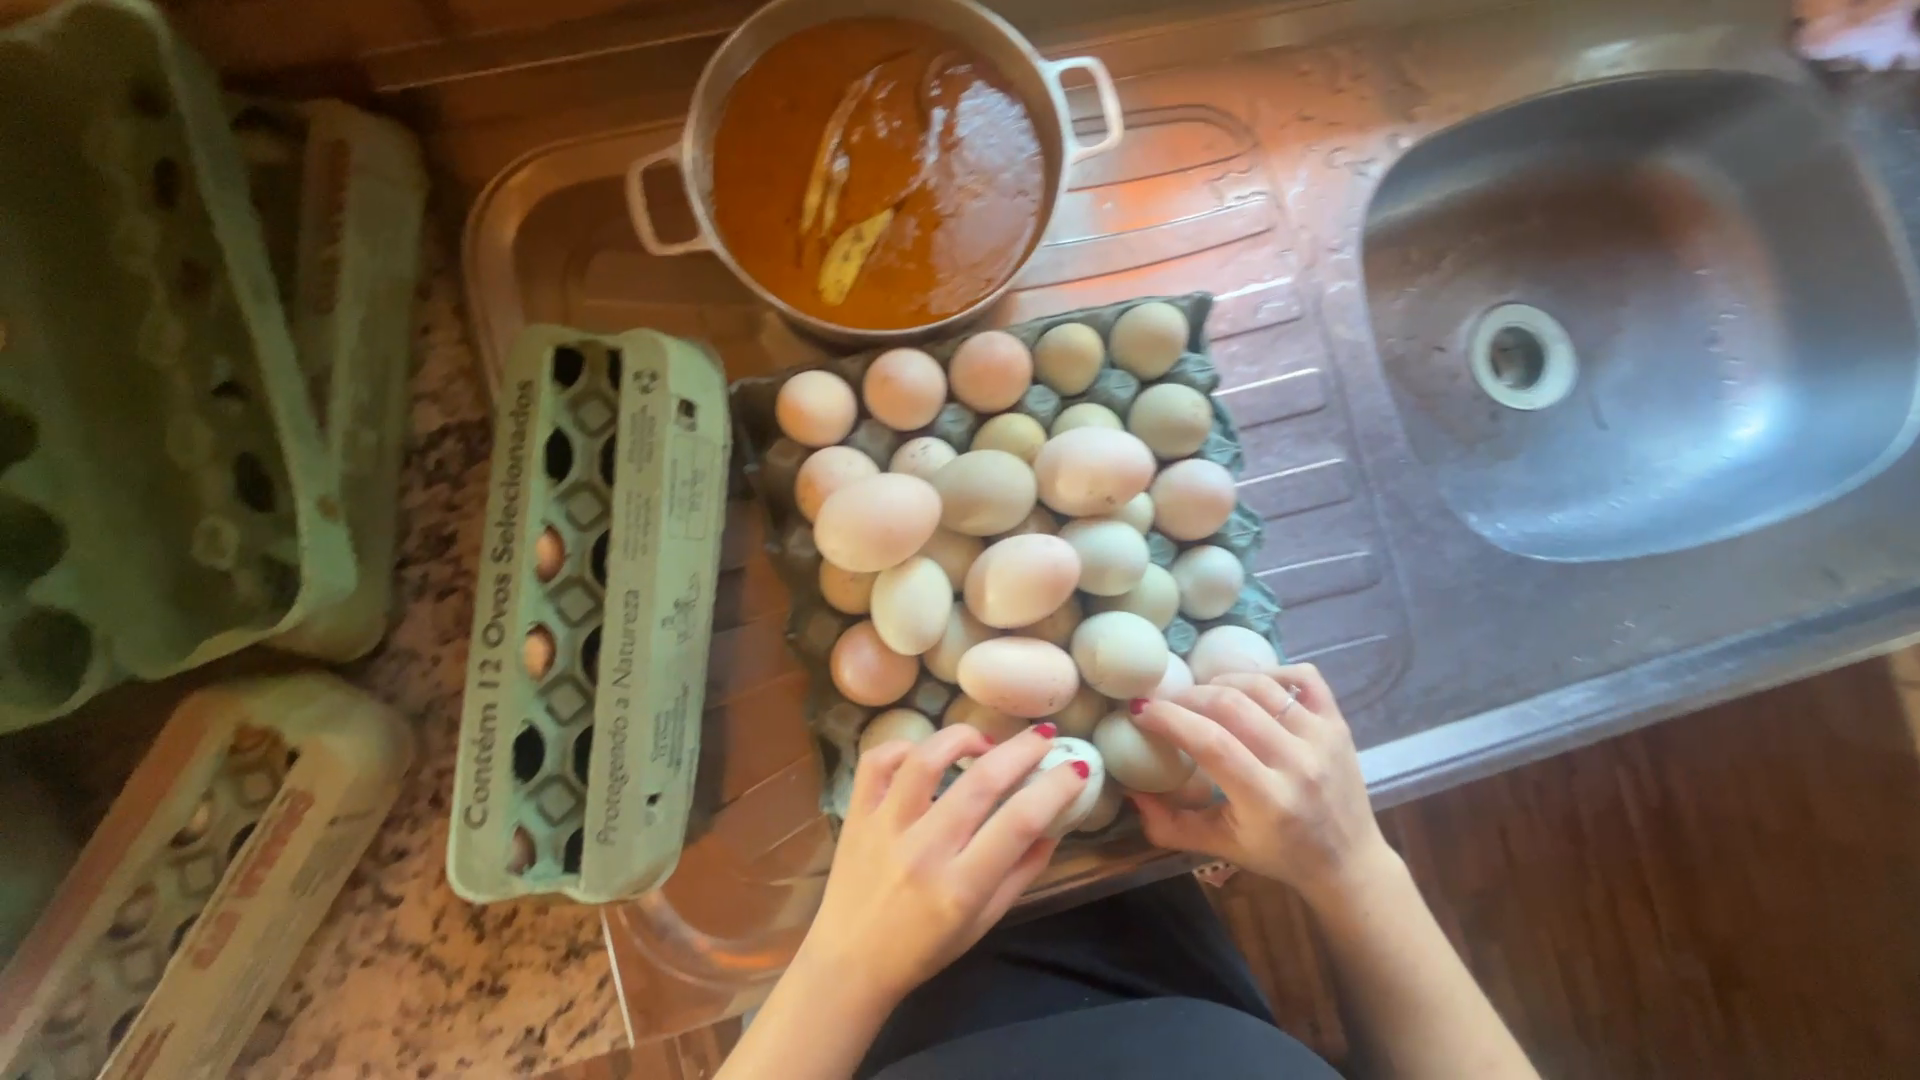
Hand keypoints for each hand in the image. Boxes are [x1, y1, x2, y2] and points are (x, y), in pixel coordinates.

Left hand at [797, 723, 1087, 1005]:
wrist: (851, 964)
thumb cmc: (925, 949)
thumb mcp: (984, 921)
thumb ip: (1022, 871)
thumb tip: (1053, 822)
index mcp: (962, 886)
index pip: (1020, 821)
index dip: (1056, 787)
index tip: (1076, 767)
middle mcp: (925, 850)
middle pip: (981, 780)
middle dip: (1022, 750)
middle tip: (1044, 737)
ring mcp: (886, 827)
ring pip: (926, 759)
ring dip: (964, 738)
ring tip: (985, 742)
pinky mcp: (857, 814)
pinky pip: (877, 762)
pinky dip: (904, 746)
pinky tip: (925, 753)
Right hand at [1129, 665, 1396, 907]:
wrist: (1349, 863)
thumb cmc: (1279, 855)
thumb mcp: (1220, 847)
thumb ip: (1169, 825)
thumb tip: (1130, 791)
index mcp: (1268, 800)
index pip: (1211, 743)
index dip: (1169, 719)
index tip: (1140, 710)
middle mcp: (1299, 764)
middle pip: (1232, 705)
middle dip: (1188, 696)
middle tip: (1167, 702)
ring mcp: (1322, 739)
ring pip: (1261, 686)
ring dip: (1221, 681)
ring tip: (1201, 694)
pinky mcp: (1338, 724)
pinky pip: (1304, 678)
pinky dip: (1271, 671)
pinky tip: (1250, 684)